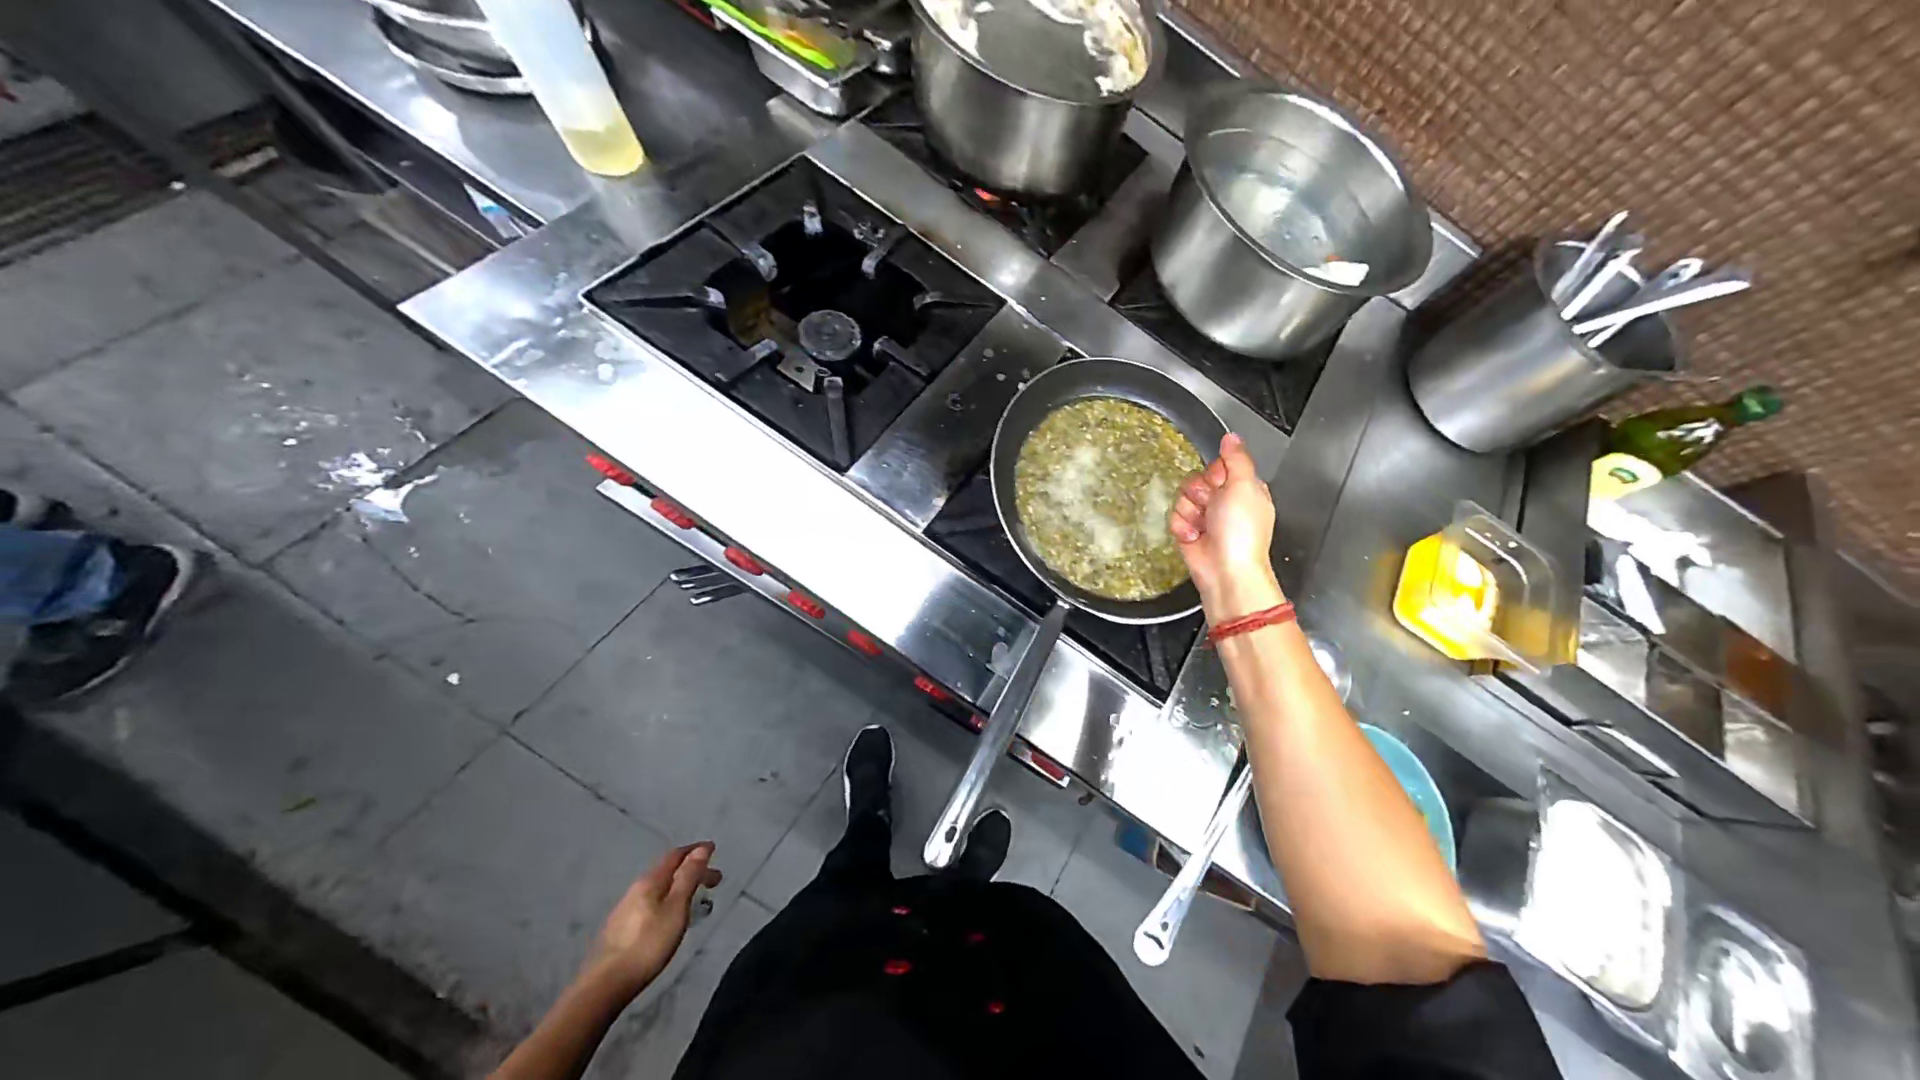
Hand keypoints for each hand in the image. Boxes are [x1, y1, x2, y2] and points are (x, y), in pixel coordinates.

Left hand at [580, 842, 720, 998]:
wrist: (606, 984)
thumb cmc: (648, 944)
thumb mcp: (676, 908)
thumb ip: (688, 877)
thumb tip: (701, 849)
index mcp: (650, 881)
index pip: (676, 856)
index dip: (695, 850)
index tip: (713, 849)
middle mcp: (636, 889)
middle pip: (668, 872)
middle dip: (692, 871)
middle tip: (714, 881)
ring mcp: (625, 909)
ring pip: (658, 889)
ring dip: (679, 887)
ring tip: (695, 899)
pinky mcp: (620, 929)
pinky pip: (650, 903)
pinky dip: (667, 901)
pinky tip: (669, 917)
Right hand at [1169, 433, 1283, 619]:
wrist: (1226, 570)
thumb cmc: (1242, 533)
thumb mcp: (1244, 485)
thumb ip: (1236, 458)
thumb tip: (1231, 437)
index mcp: (1243, 488)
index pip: (1218, 465)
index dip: (1214, 473)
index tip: (1220, 483)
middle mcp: (1225, 502)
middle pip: (1195, 480)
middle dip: (1197, 493)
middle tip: (1211, 506)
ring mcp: (1206, 518)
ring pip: (1182, 498)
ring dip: (1188, 512)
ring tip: (1203, 525)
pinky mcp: (1189, 532)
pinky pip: (1174, 518)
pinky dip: (1181, 527)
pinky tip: (1194, 536)